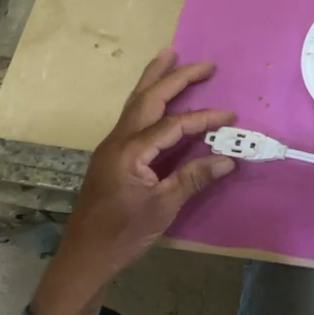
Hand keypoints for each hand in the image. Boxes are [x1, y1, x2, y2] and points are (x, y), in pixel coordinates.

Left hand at [30, 50, 236, 314]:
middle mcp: (117, 142)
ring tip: (169, 56)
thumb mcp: (164, 207)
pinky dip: (147, 99)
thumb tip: (229, 159)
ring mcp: (111, 148)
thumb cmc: (123, 234)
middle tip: (204, 64)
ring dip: (154, 80)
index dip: (204, 118)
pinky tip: (156, 96)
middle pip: (148, 99)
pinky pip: (132, 117)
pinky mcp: (112, 157)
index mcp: (130, 152)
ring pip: (135, 103)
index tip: (230, 117)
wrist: (83, 258)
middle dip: (175, 77)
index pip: (173, 125)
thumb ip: (195, 178)